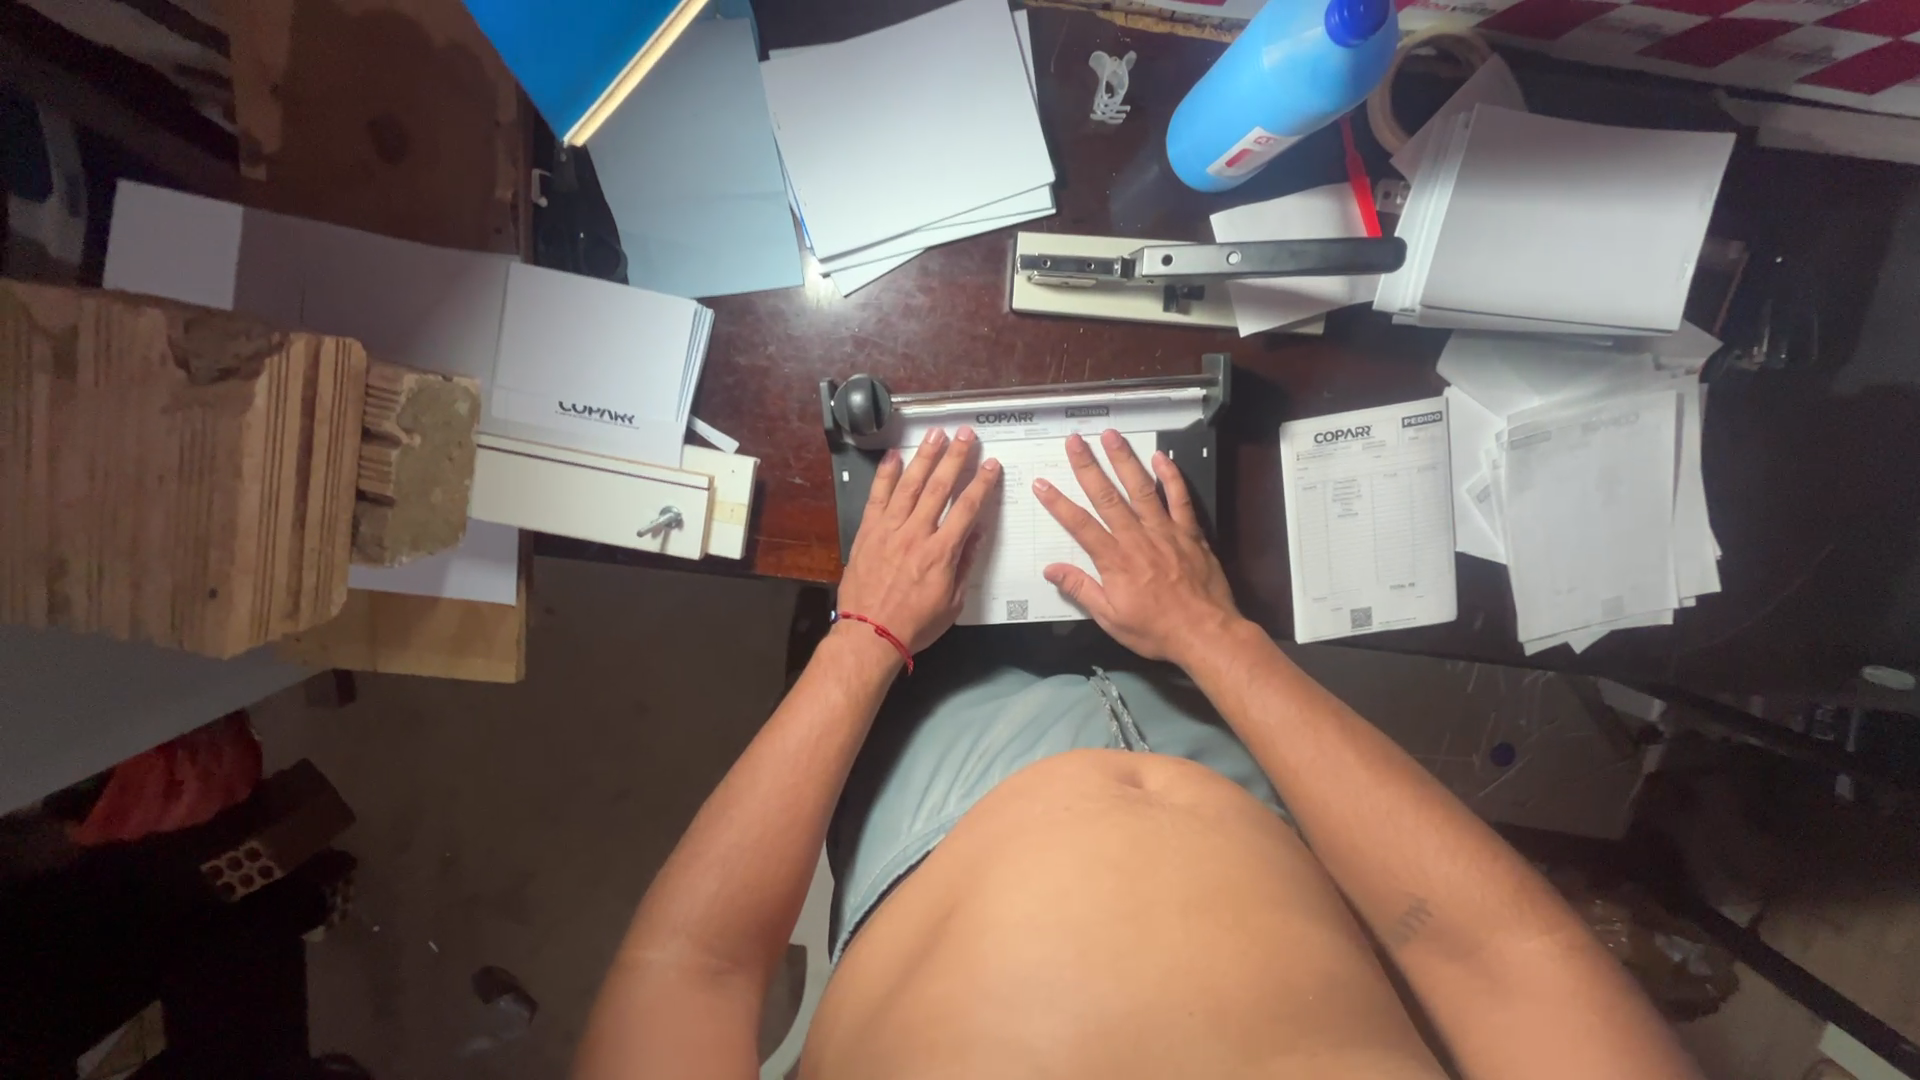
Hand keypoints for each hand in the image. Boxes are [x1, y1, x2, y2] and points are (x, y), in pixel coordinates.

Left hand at [837, 426, 1001, 654]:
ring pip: (909, 484)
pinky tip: (894, 456)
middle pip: (940, 487)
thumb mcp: (953, 602)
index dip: (981, 484)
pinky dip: (885, 475)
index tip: (991, 465)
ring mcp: (889, 530)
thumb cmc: (915, 624)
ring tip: (935, 434)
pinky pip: (877, 497)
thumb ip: (965, 564)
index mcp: (941, 553)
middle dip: (955, 457)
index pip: (967, 509)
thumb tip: (975, 534)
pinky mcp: (868, 532)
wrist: (869, 634)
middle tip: (965, 434)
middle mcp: (916, 534)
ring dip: (924, 457)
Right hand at [1033, 430, 1245, 666]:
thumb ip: (1081, 589)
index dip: (1058, 503)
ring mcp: (1165, 531)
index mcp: (1114, 560)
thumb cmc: (1155, 630)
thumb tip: (1051, 569)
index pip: (1080, 525)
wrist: (1205, 633)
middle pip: (1107, 497)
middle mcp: (1137, 538)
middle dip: (1087, 467)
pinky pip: (1180, 498)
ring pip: (1141, 488)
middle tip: (1074, 441)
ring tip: (1111, 436)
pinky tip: (1160, 457)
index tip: (1042, 483)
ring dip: (1124, 460)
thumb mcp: (1110, 617)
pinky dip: (1171, 476)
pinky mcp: (1190, 532)